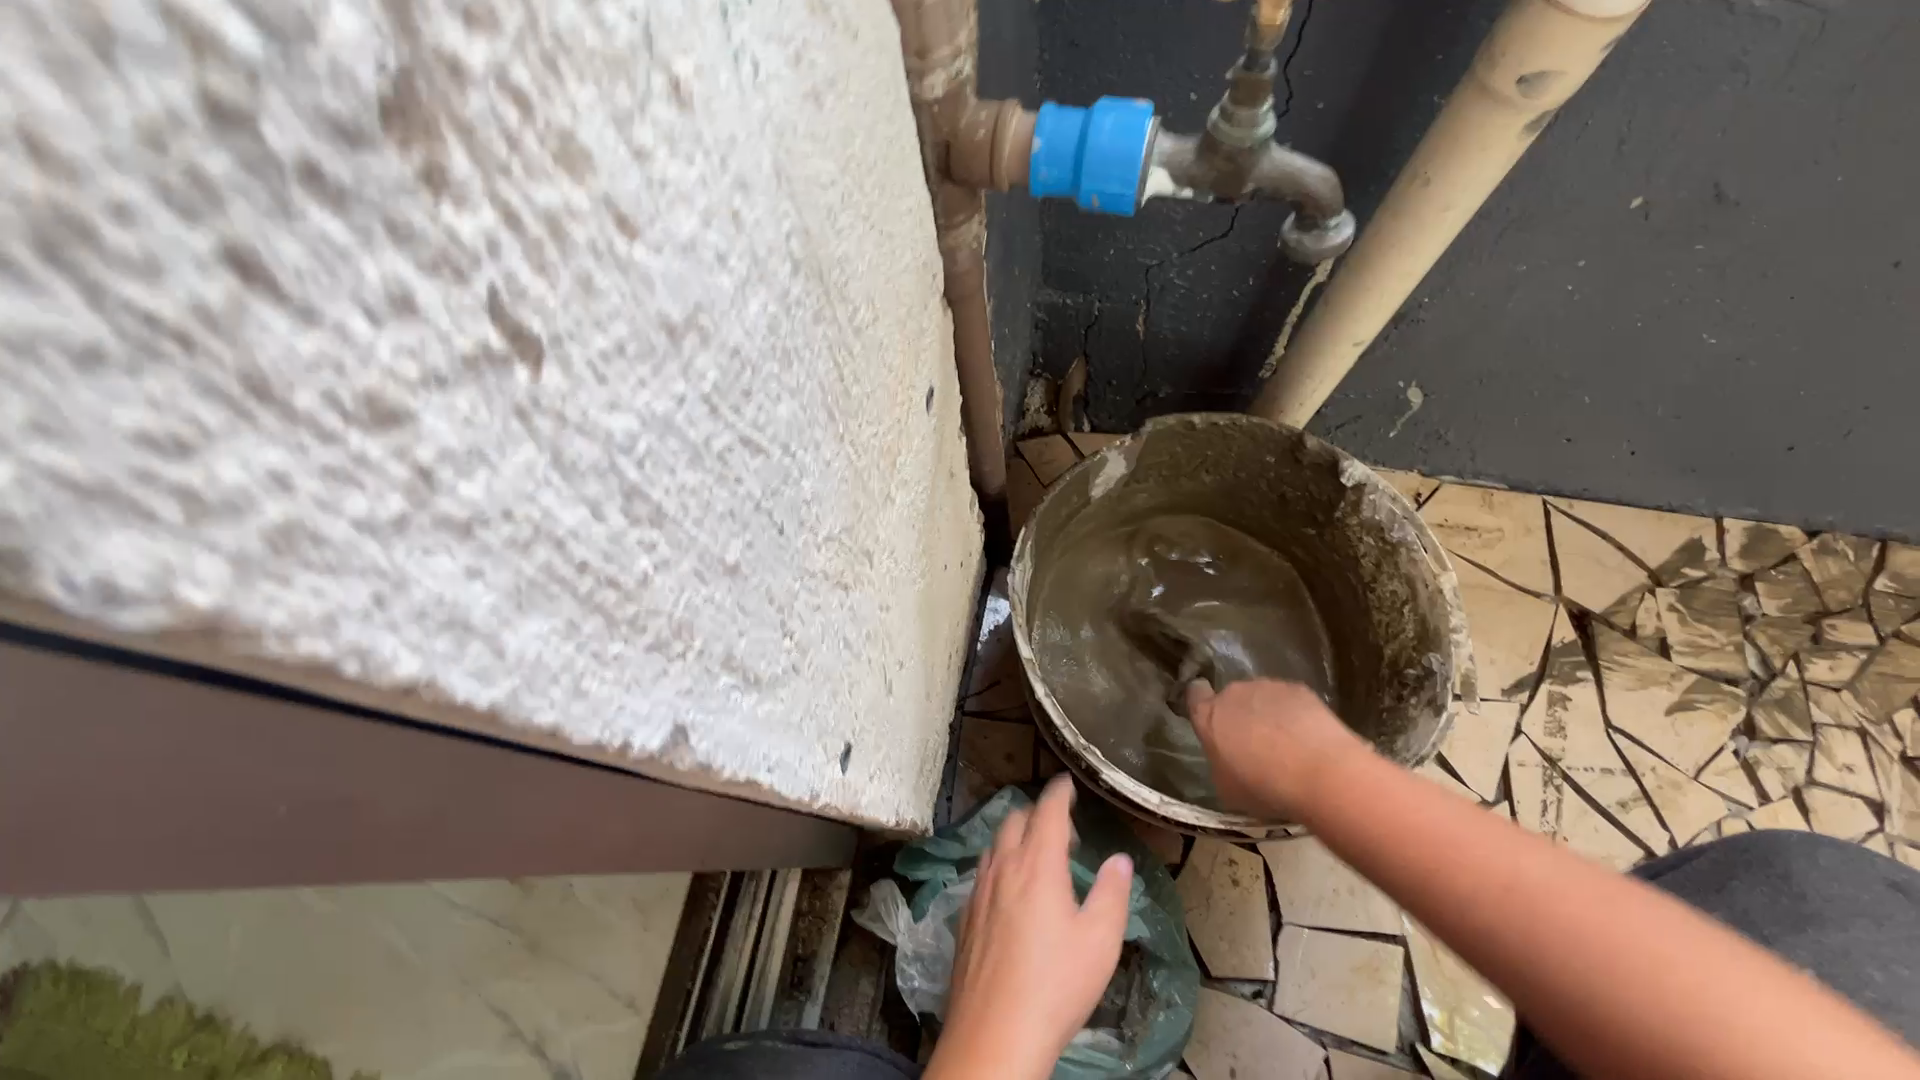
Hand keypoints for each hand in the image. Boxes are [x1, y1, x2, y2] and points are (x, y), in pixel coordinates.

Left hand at [925, 775, 1133, 1079]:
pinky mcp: (964, 918)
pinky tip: (1009, 893)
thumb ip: (1112, 893)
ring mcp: (977, 893)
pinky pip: (981, 874)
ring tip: (1036, 857)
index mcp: (1037, 865)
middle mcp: (1002, 869)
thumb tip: (1118, 860)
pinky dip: (998, 865)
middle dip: (1036, 813)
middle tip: (1061, 828)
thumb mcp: (1100, 941)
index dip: (1059, 792)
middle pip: (1014, 821)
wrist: (995, 1032)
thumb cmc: (1056, 984)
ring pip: (993, 846)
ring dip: (1014, 838)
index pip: (1047, 811)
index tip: (1067, 783)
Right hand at [1186, 678, 1366, 819]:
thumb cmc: (1264, 787)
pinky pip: (1290, 700)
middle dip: (1239, 715)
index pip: (1194, 694)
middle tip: (1255, 745)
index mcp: (1208, 717)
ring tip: (1287, 745)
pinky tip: (1308, 739)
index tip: (1212, 720)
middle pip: (1231, 698)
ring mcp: (1268, 687)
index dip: (1201, 703)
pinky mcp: (1300, 689)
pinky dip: (1295, 714)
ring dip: (1267, 713)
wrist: (1321, 774)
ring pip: (1261, 697)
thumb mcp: (1227, 788)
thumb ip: (1220, 764)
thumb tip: (1228, 759)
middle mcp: (1234, 693)